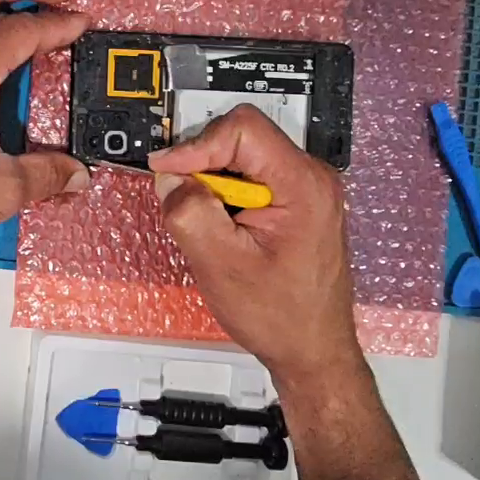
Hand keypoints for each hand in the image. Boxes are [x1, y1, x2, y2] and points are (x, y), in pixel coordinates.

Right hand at [150, 105, 358, 384]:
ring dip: (211, 185)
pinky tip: (222, 230)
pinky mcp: (293, 203)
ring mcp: (304, 190)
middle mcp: (310, 178)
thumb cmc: (281, 316)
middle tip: (182, 201)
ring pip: (240, 160)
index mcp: (303, 184)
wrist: (311, 349)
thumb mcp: (220, 265)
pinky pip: (248, 180)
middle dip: (202, 167)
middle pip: (240, 139)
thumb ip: (190, 213)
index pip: (242, 129)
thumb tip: (170, 178)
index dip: (196, 145)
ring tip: (208, 226)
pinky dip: (223, 198)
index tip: (168, 171)